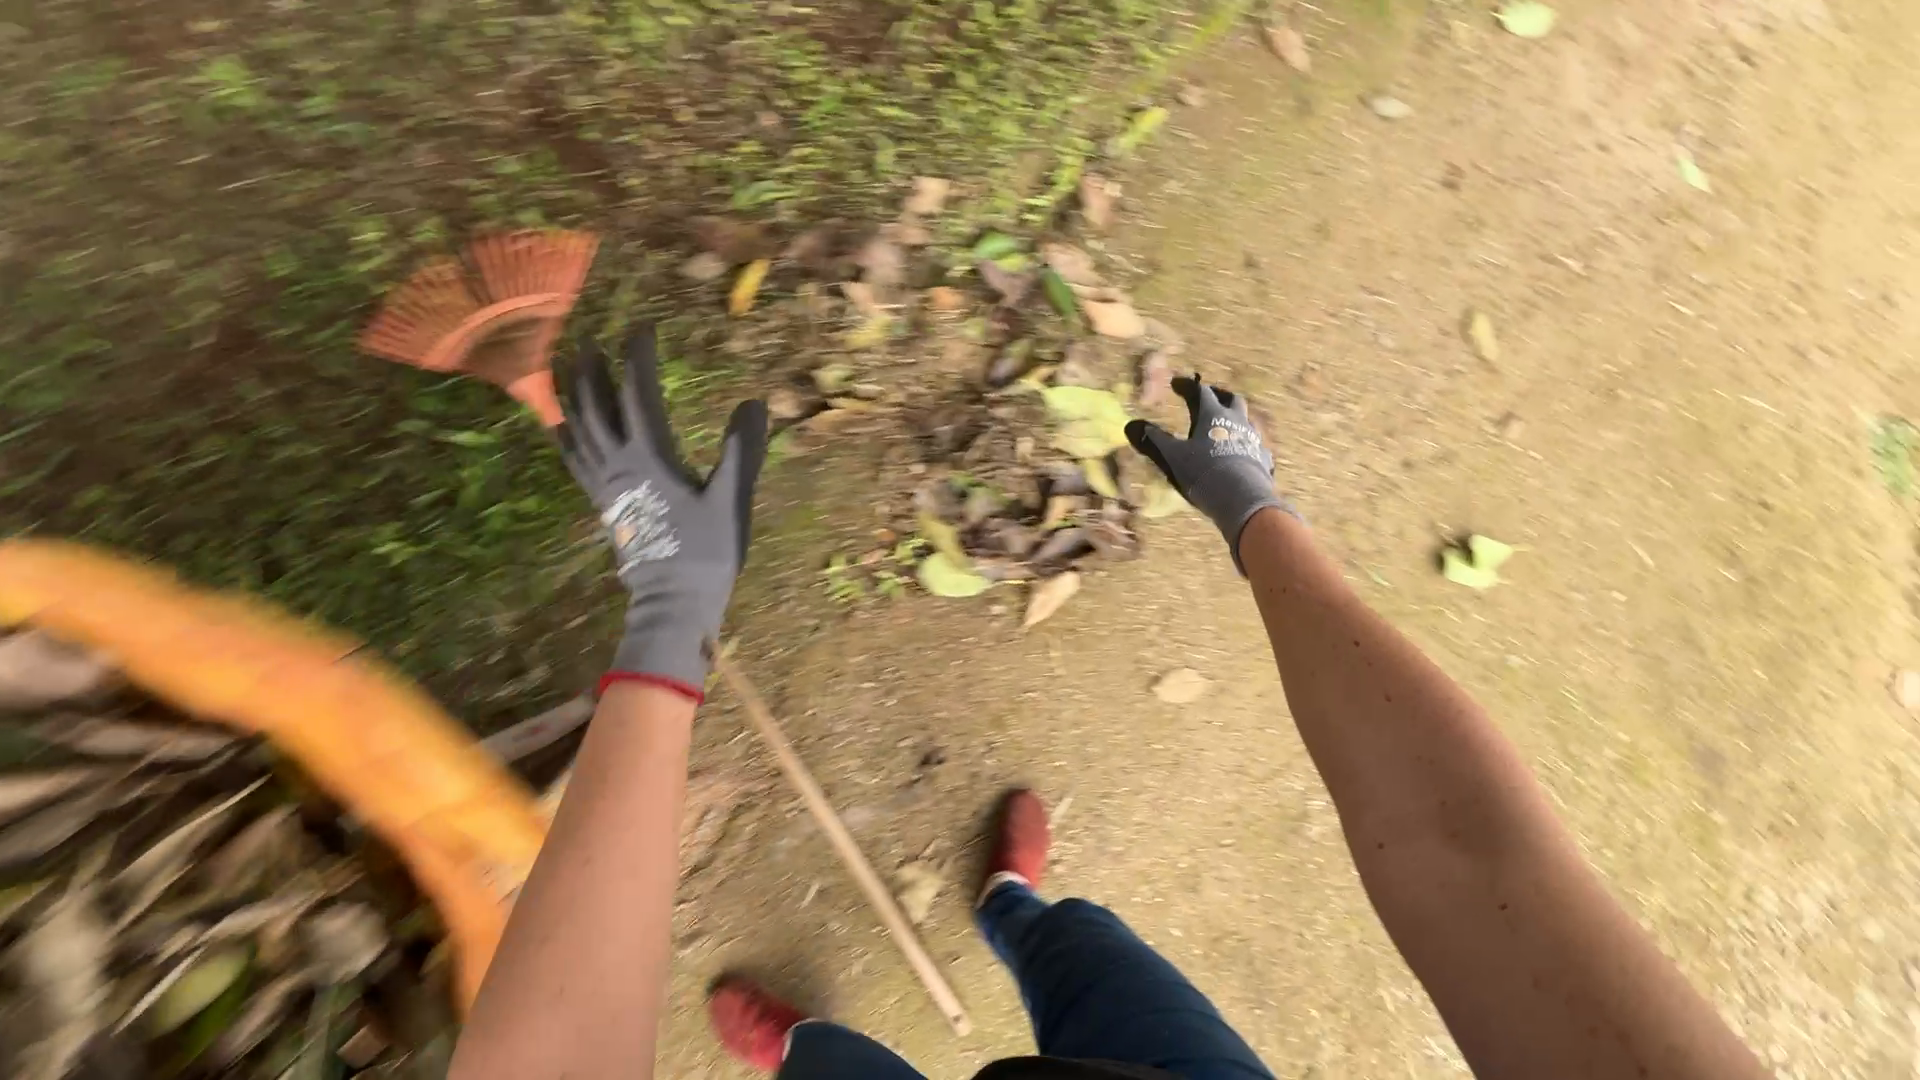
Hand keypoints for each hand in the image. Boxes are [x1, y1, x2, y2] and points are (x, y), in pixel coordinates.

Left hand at [556, 328, 767, 699]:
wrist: (673, 599)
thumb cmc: (706, 551)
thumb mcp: (731, 500)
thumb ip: (741, 451)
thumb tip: (753, 403)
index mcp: (651, 458)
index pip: (638, 394)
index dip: (638, 358)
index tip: (642, 329)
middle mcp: (619, 464)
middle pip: (595, 407)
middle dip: (592, 370)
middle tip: (592, 342)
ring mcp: (605, 485)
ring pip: (577, 430)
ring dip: (572, 396)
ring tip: (569, 371)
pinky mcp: (602, 504)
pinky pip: (574, 461)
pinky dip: (565, 436)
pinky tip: (560, 427)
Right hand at [1125, 374, 1293, 570]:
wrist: (1240, 497)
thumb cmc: (1202, 471)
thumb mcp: (1173, 455)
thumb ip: (1155, 439)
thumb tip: (1132, 424)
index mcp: (1212, 415)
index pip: (1201, 392)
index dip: (1188, 386)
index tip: (1176, 384)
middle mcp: (1236, 420)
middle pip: (1232, 399)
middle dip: (1220, 395)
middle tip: (1210, 397)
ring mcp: (1253, 438)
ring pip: (1247, 420)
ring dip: (1236, 419)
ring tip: (1226, 426)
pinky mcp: (1263, 458)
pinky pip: (1256, 446)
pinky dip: (1247, 444)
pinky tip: (1243, 453)